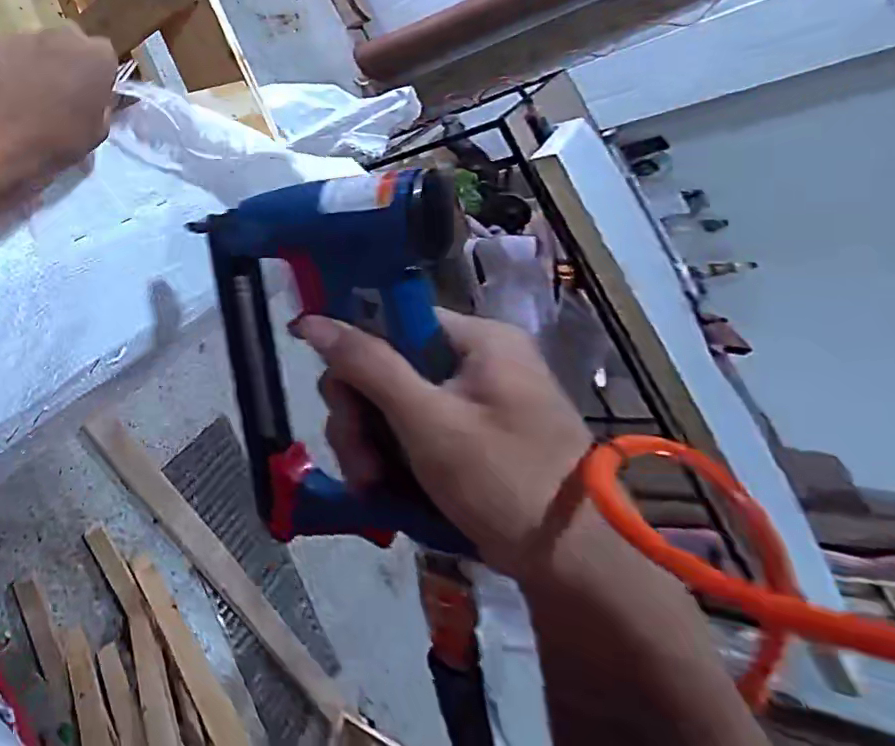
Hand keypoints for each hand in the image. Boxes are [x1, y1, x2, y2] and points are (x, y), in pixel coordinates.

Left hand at [0, 28, 116, 181]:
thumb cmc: (53, 144)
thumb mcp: (95, 134)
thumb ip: (102, 107)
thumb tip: (96, 100)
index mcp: (99, 56)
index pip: (104, 58)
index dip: (94, 78)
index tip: (85, 98)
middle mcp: (67, 36)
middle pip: (72, 45)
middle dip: (67, 63)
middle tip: (55, 95)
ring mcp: (29, 36)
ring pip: (40, 47)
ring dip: (38, 64)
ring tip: (25, 95)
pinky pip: (11, 53)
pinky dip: (10, 67)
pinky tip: (2, 92)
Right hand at [295, 309, 593, 580]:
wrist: (584, 576)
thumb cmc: (507, 483)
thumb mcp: (428, 420)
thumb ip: (366, 365)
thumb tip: (310, 320)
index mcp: (477, 340)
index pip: (390, 319)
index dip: (351, 347)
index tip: (334, 390)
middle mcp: (472, 362)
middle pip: (381, 366)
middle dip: (358, 415)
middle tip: (357, 458)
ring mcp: (470, 403)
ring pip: (386, 404)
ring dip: (366, 444)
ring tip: (370, 483)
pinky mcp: (465, 439)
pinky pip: (405, 431)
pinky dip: (387, 459)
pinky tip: (381, 488)